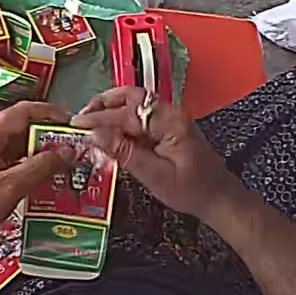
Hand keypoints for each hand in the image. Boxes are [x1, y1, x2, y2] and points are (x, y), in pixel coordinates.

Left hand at [0, 101, 69, 257]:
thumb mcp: (8, 188)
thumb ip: (39, 168)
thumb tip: (66, 152)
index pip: (22, 112)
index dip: (49, 113)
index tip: (72, 123)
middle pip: (23, 129)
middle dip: (50, 136)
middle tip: (74, 149)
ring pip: (20, 147)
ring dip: (43, 154)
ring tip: (66, 166)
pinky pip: (14, 163)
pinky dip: (32, 168)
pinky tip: (47, 181)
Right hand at [71, 87, 246, 221]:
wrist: (218, 197)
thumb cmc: (190, 191)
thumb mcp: (155, 176)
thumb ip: (125, 153)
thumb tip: (95, 135)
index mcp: (170, 123)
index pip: (127, 113)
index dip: (99, 118)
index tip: (76, 124)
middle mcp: (170, 113)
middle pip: (131, 97)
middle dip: (103, 104)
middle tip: (81, 118)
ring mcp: (169, 118)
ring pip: (134, 103)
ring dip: (110, 108)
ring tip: (89, 122)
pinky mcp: (166, 127)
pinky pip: (139, 115)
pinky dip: (120, 119)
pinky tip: (107, 132)